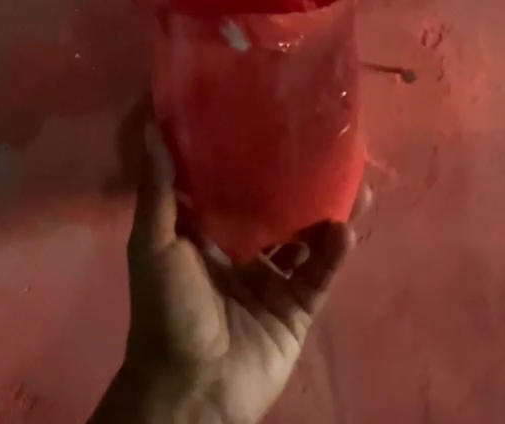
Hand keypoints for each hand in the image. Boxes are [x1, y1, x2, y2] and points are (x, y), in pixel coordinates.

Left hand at [91, 121, 353, 423]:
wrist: (191, 387)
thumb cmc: (165, 307)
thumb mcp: (153, 241)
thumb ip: (158, 188)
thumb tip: (152, 125)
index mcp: (200, 234)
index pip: (224, 185)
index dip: (240, 156)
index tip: (260, 118)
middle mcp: (236, 252)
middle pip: (270, 209)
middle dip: (292, 183)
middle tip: (319, 146)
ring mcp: (268, 281)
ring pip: (302, 239)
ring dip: (324, 213)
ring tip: (352, 181)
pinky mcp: (294, 310)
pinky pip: (318, 275)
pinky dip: (333, 252)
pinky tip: (344, 226)